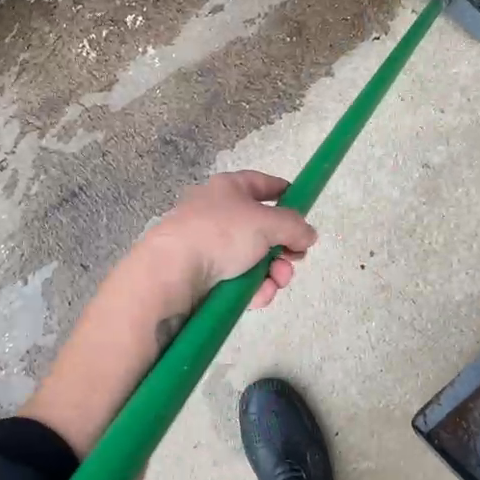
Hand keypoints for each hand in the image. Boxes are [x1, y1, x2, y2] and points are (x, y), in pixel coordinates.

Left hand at [141, 170, 318, 309]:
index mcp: (229, 188)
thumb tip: (308, 234)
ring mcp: (210, 245)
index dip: (284, 193)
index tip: (303, 208)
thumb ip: (293, 226)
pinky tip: (258, 295)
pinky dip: (253, 287)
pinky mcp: (205, 275)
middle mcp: (218, 212)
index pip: (262, 183)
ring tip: (276, 282)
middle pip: (262, 227)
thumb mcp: (266, 222)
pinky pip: (239, 279)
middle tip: (295, 259)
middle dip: (283, 246)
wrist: (172, 271)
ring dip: (272, 271)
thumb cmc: (221, 233)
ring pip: (253, 257)